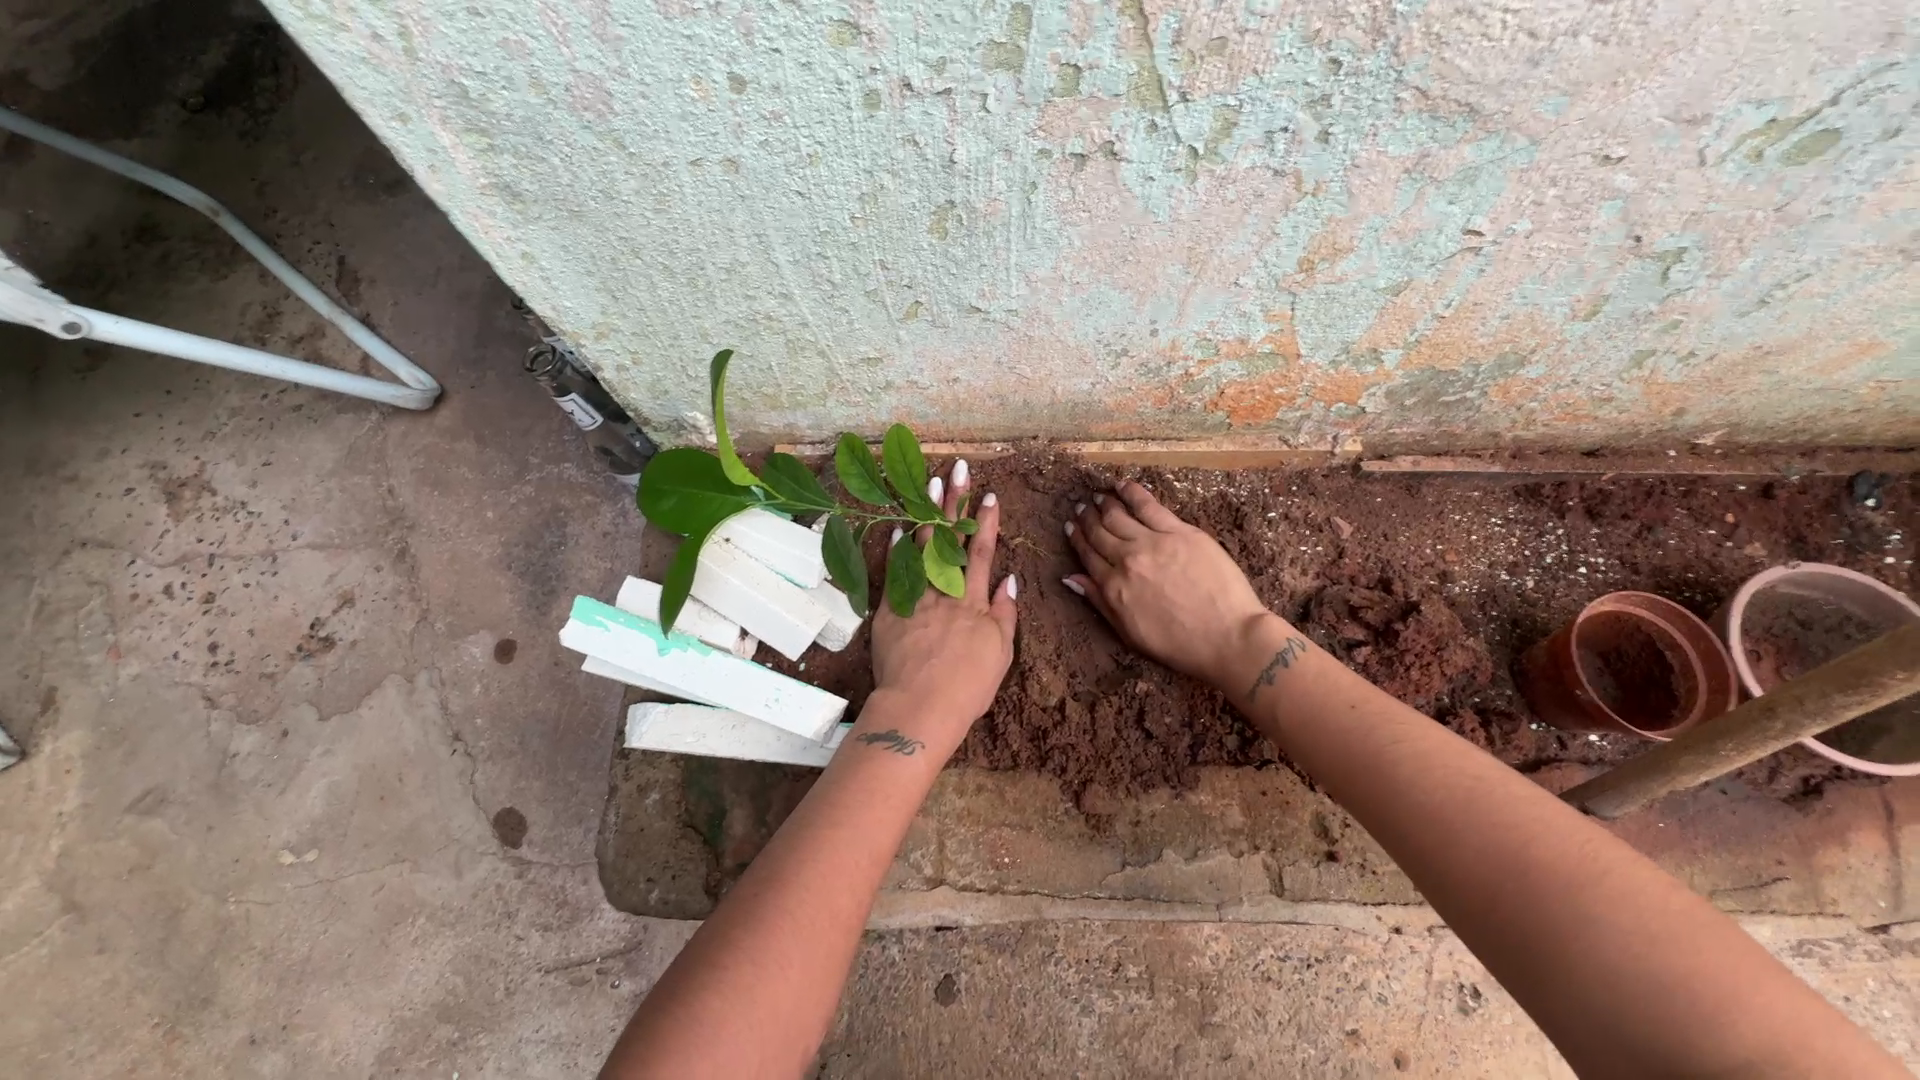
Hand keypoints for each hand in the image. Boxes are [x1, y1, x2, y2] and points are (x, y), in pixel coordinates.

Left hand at [867, 459, 1017, 758]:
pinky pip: (893, 573)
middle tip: (957, 469)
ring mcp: (914, 598)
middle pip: (950, 540)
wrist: (920, 706)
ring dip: (926, 514)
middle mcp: (944, 591)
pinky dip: (896, 549)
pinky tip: (898, 526)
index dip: (987, 521)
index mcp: (974, 602)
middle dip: (955, 502)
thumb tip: (1009, 579)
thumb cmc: (967, 687)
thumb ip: (1005, 613)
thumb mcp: (1000, 653)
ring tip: (928, 483)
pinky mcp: (889, 611)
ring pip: (921, 548)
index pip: (982, 552)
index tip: (990, 495)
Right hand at [1063, 481, 1272, 688]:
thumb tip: (1070, 579)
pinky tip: (1123, 486)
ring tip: (1098, 496)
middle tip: (1081, 507)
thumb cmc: (1180, 644)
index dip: (1077, 539)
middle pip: (1100, 532)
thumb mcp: (1129, 633)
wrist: (1227, 637)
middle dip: (1087, 518)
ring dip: (1105, 504)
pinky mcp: (1180, 532)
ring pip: (1120, 516)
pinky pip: (1149, 506)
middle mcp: (1127, 561)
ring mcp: (1154, 543)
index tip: (1070, 526)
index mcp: (1113, 588)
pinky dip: (1133, 493)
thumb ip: (1099, 602)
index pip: (1088, 556)